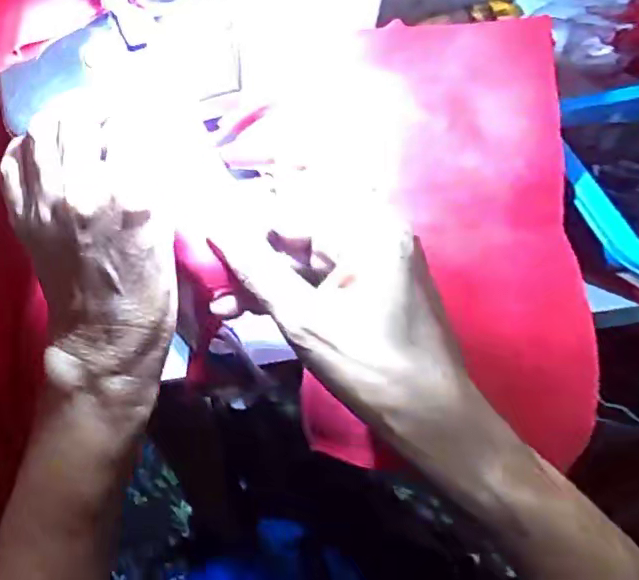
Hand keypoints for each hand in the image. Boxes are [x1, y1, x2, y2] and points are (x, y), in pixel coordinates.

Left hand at [0, 102, 176, 403]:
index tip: (134, 110)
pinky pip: (11, 160)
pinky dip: (26, 145)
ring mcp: (41, 201)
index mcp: (126, 196)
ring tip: (73, 121)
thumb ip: (148, 174)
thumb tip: (134, 131)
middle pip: (74, 118)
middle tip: (102, 110)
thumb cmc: (147, 289)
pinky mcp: (18, 214)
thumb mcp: (165, 227)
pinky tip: (43, 147)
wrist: (101, 338)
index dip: (130, 112)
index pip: (124, 125)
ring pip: (38, 130)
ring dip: (58, 118)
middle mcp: (77, 191)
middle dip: (92, 105)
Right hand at [205, 178, 487, 448]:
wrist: (439, 429)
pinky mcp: (359, 280)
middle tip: (207, 274)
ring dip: (254, 276)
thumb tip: (209, 226)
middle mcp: (367, 231)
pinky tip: (240, 308)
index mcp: (364, 231)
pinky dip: (275, 288)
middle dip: (243, 253)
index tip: (198, 239)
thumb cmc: (375, 372)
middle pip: (285, 227)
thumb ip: (253, 269)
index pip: (281, 209)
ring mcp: (364, 256)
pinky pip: (305, 271)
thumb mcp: (303, 320)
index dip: (235, 224)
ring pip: (289, 252)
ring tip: (219, 302)